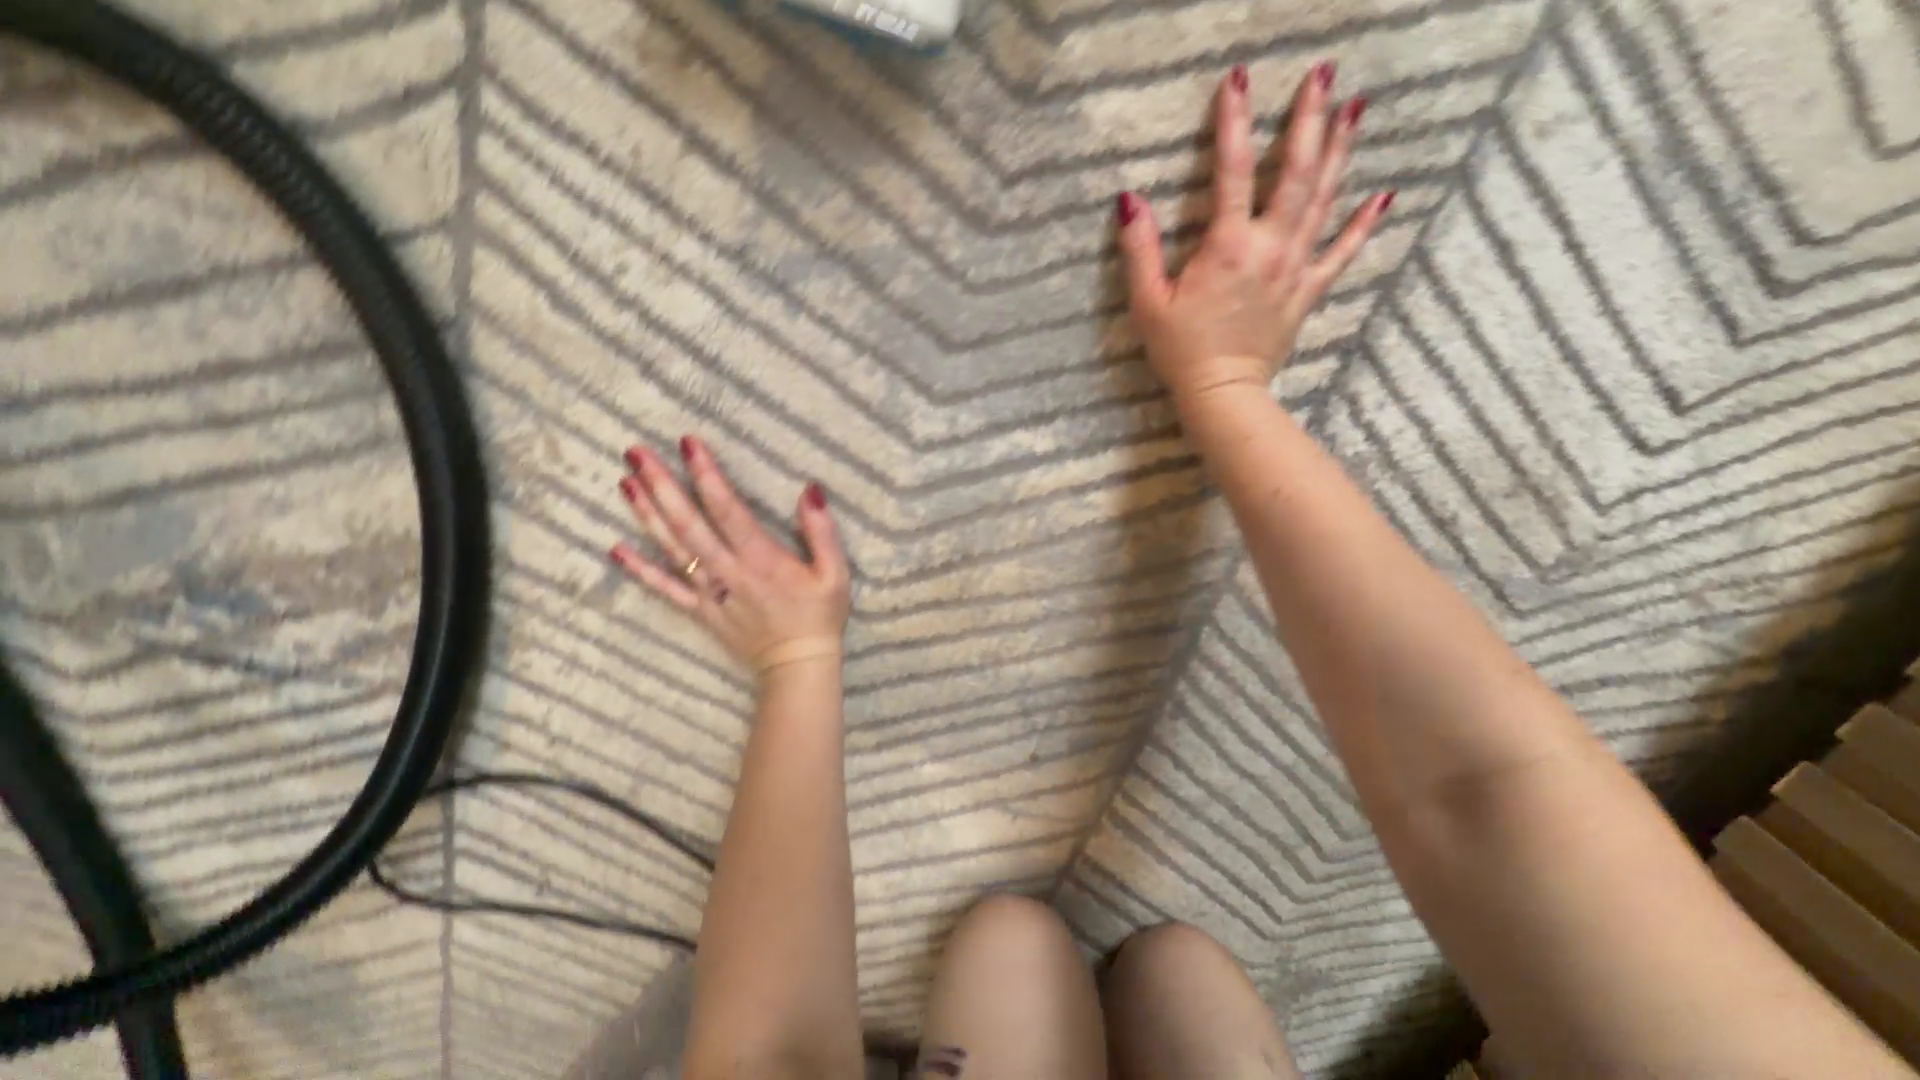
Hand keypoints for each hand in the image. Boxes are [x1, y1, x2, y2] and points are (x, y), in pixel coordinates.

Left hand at [610, 436, 849, 674]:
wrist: (797, 666)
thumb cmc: (820, 615)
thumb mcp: (835, 573)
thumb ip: (822, 531)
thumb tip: (809, 490)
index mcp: (761, 559)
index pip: (726, 509)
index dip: (706, 475)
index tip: (687, 443)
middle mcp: (728, 571)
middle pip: (688, 524)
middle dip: (661, 485)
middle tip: (637, 453)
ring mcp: (710, 592)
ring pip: (673, 549)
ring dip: (647, 515)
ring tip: (625, 481)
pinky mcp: (700, 611)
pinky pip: (665, 589)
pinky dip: (640, 570)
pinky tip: (617, 549)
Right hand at [1117, 61, 1390, 407]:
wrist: (1223, 393)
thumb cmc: (1180, 350)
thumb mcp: (1148, 301)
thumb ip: (1139, 248)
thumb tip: (1129, 198)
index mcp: (1228, 246)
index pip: (1233, 170)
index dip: (1235, 121)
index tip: (1240, 80)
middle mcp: (1270, 247)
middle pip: (1297, 172)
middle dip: (1310, 120)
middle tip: (1324, 76)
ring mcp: (1295, 268)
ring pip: (1325, 200)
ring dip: (1340, 151)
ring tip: (1355, 108)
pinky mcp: (1309, 290)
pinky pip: (1343, 252)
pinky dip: (1365, 223)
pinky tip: (1385, 195)